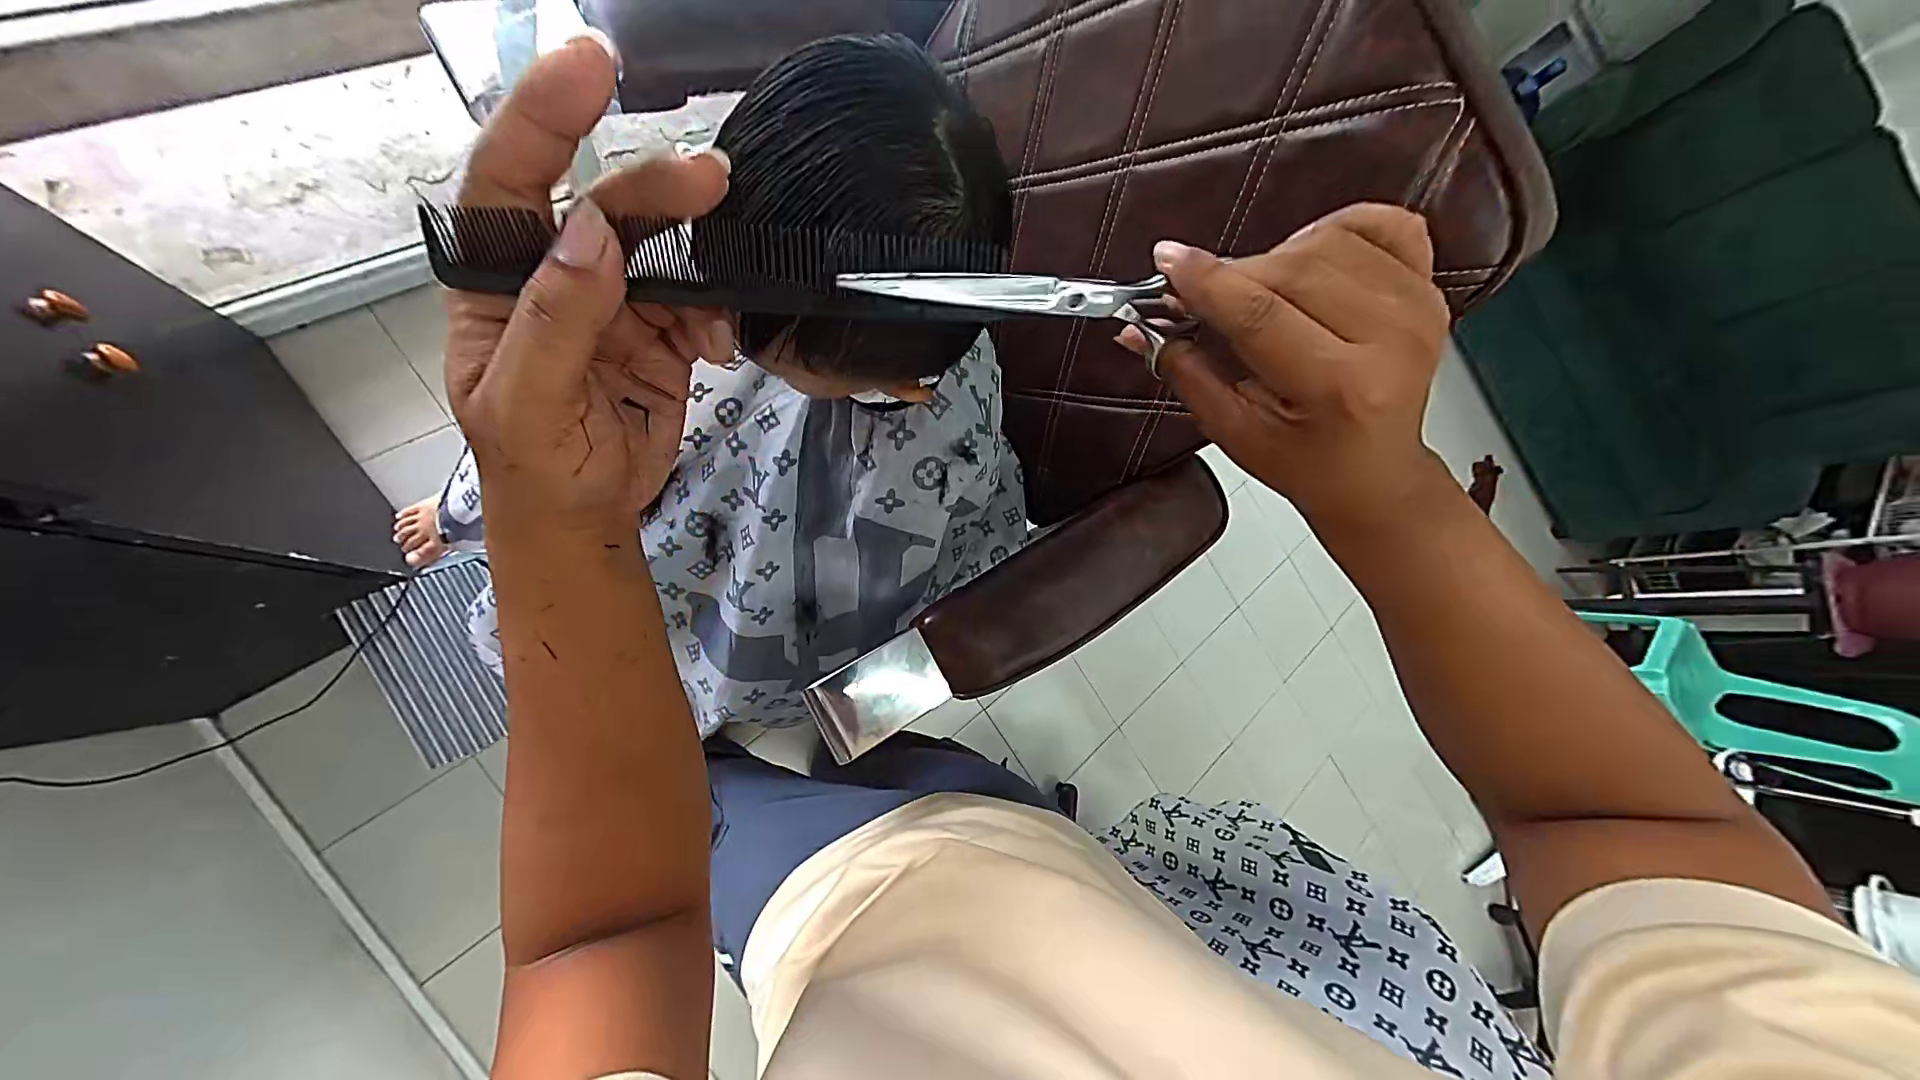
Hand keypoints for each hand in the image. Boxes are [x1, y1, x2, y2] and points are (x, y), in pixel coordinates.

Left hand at [442, 34, 732, 533]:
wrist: (586, 516)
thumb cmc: (535, 466)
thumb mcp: (526, 400)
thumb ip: (555, 316)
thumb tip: (593, 229)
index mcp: (499, 283)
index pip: (509, 181)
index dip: (544, 117)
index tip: (594, 68)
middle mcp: (558, 281)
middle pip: (605, 210)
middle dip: (654, 192)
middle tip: (712, 181)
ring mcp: (615, 310)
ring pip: (663, 258)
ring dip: (696, 274)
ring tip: (709, 325)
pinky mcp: (661, 340)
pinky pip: (695, 308)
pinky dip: (713, 322)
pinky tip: (715, 352)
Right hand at [1124, 204, 1454, 529]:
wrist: (1370, 472)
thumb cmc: (1301, 461)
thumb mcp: (1231, 430)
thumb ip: (1186, 371)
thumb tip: (1141, 327)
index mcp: (1338, 386)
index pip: (1260, 313)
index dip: (1206, 282)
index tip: (1167, 261)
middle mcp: (1389, 338)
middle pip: (1291, 269)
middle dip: (1230, 274)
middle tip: (1195, 292)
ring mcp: (1417, 307)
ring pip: (1327, 241)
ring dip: (1272, 257)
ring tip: (1251, 293)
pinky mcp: (1428, 288)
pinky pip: (1383, 223)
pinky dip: (1334, 228)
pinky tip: (1306, 257)